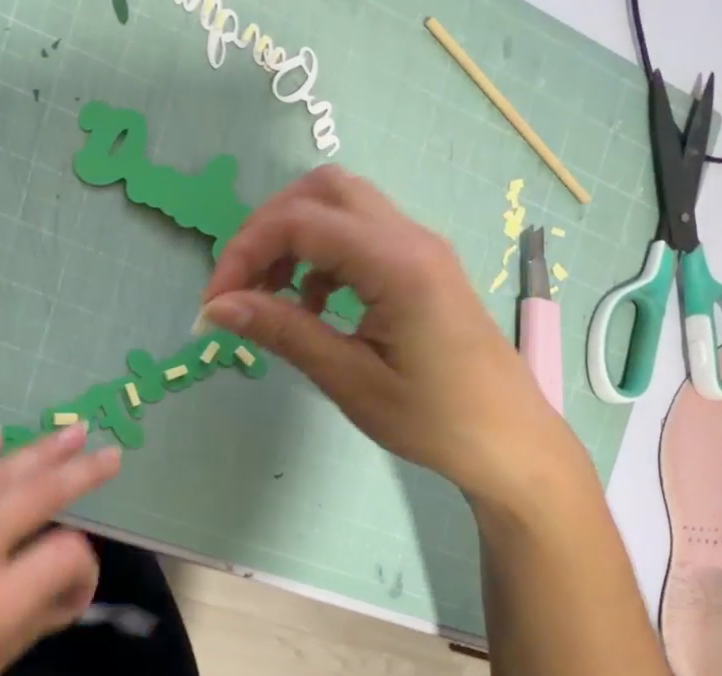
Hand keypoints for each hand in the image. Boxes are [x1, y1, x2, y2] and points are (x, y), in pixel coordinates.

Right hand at [200, 166, 587, 506]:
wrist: (508, 438)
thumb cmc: (432, 418)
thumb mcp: (349, 380)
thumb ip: (284, 332)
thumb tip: (218, 307)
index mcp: (396, 265)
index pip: (300, 223)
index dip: (243, 254)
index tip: (213, 307)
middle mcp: (410, 239)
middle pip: (321, 191)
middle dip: (264, 230)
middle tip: (237, 287)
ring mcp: (418, 249)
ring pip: (340, 206)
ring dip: (290, 239)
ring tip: (265, 296)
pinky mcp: (418, 267)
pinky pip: (357, 234)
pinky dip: (316, 255)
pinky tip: (307, 305)